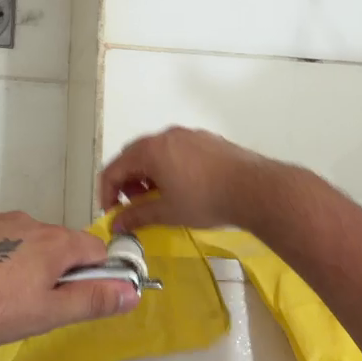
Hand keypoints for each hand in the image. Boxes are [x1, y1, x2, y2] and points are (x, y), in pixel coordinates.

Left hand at [0, 211, 137, 355]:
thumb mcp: (48, 314)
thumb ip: (94, 300)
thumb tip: (133, 291)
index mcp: (53, 240)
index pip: (95, 248)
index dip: (95, 275)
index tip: (79, 300)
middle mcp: (26, 220)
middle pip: (58, 243)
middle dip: (57, 270)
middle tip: (36, 306)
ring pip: (23, 241)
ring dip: (23, 263)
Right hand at [98, 128, 288, 232]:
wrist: (255, 189)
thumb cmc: (205, 201)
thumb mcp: (167, 213)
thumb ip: (137, 216)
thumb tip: (116, 225)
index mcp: (150, 150)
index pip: (114, 168)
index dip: (106, 192)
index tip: (112, 214)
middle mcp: (166, 136)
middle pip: (134, 156)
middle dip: (128, 182)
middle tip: (134, 206)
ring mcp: (188, 135)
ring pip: (157, 153)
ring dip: (148, 175)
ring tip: (158, 198)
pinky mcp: (207, 140)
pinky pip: (177, 151)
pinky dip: (168, 168)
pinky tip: (182, 188)